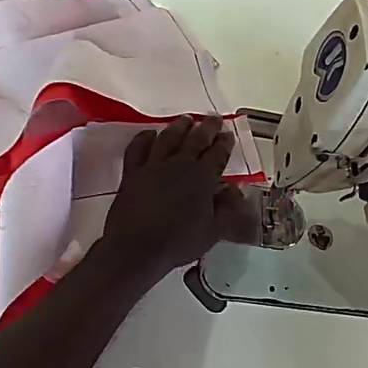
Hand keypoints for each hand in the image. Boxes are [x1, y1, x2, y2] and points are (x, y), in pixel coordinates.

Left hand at [98, 115, 254, 283]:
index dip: (224, 143)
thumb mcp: (212, 231)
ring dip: (179, 127)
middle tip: (213, 118)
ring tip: (186, 119)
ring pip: (168, 138)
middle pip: (195, 140)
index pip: (217, 154)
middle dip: (207, 127)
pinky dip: (144, 138)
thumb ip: (226, 209)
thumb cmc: (178, 243)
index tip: (228, 134)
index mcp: (202, 178)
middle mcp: (179, 165)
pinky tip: (149, 134)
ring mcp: (153, 166)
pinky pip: (138, 148)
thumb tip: (235, 190)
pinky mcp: (132, 172)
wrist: (136, 249)